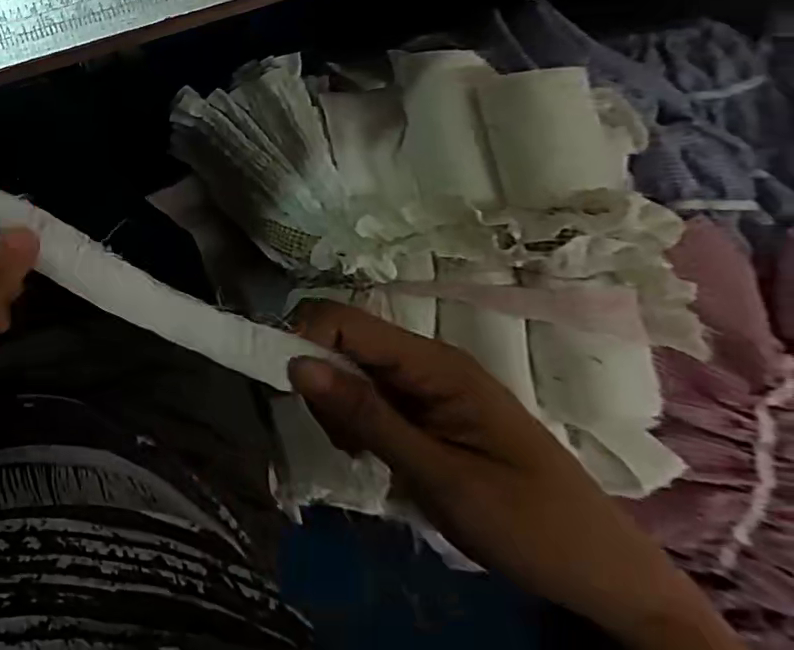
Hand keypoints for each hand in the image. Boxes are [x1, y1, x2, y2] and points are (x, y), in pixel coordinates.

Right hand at [289, 302, 739, 649]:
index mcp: (438, 366)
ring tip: (356, 451)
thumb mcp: (441, 477)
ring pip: (347, 367)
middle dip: (317, 379)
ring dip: (334, 402)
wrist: (613, 584)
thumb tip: (294, 362)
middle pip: (339, 340)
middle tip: (334, 435)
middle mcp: (430, 363)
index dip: (303, 340)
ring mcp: (429, 386)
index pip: (342, 320)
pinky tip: (368, 451)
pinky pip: (367, 392)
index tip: (292, 390)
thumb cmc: (532, 528)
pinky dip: (351, 417)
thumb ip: (365, 416)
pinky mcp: (428, 409)